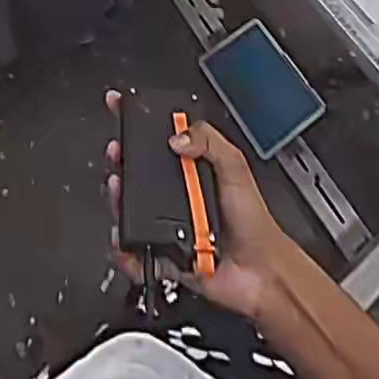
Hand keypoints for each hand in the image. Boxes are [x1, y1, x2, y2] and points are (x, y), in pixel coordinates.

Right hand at [103, 89, 293, 321]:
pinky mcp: (163, 252)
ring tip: (119, 189)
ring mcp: (166, 221)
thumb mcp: (236, 168)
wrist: (262, 275)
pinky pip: (135, 249)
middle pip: (135, 168)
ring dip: (117, 197)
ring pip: (129, 205)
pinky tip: (126, 240)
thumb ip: (211, 142)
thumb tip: (177, 139)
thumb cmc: (253, 223)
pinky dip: (125, 248)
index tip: (120, 104)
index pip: (159, 136)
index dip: (137, 120)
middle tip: (117, 151)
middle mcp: (175, 191)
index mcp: (190, 166)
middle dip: (119, 157)